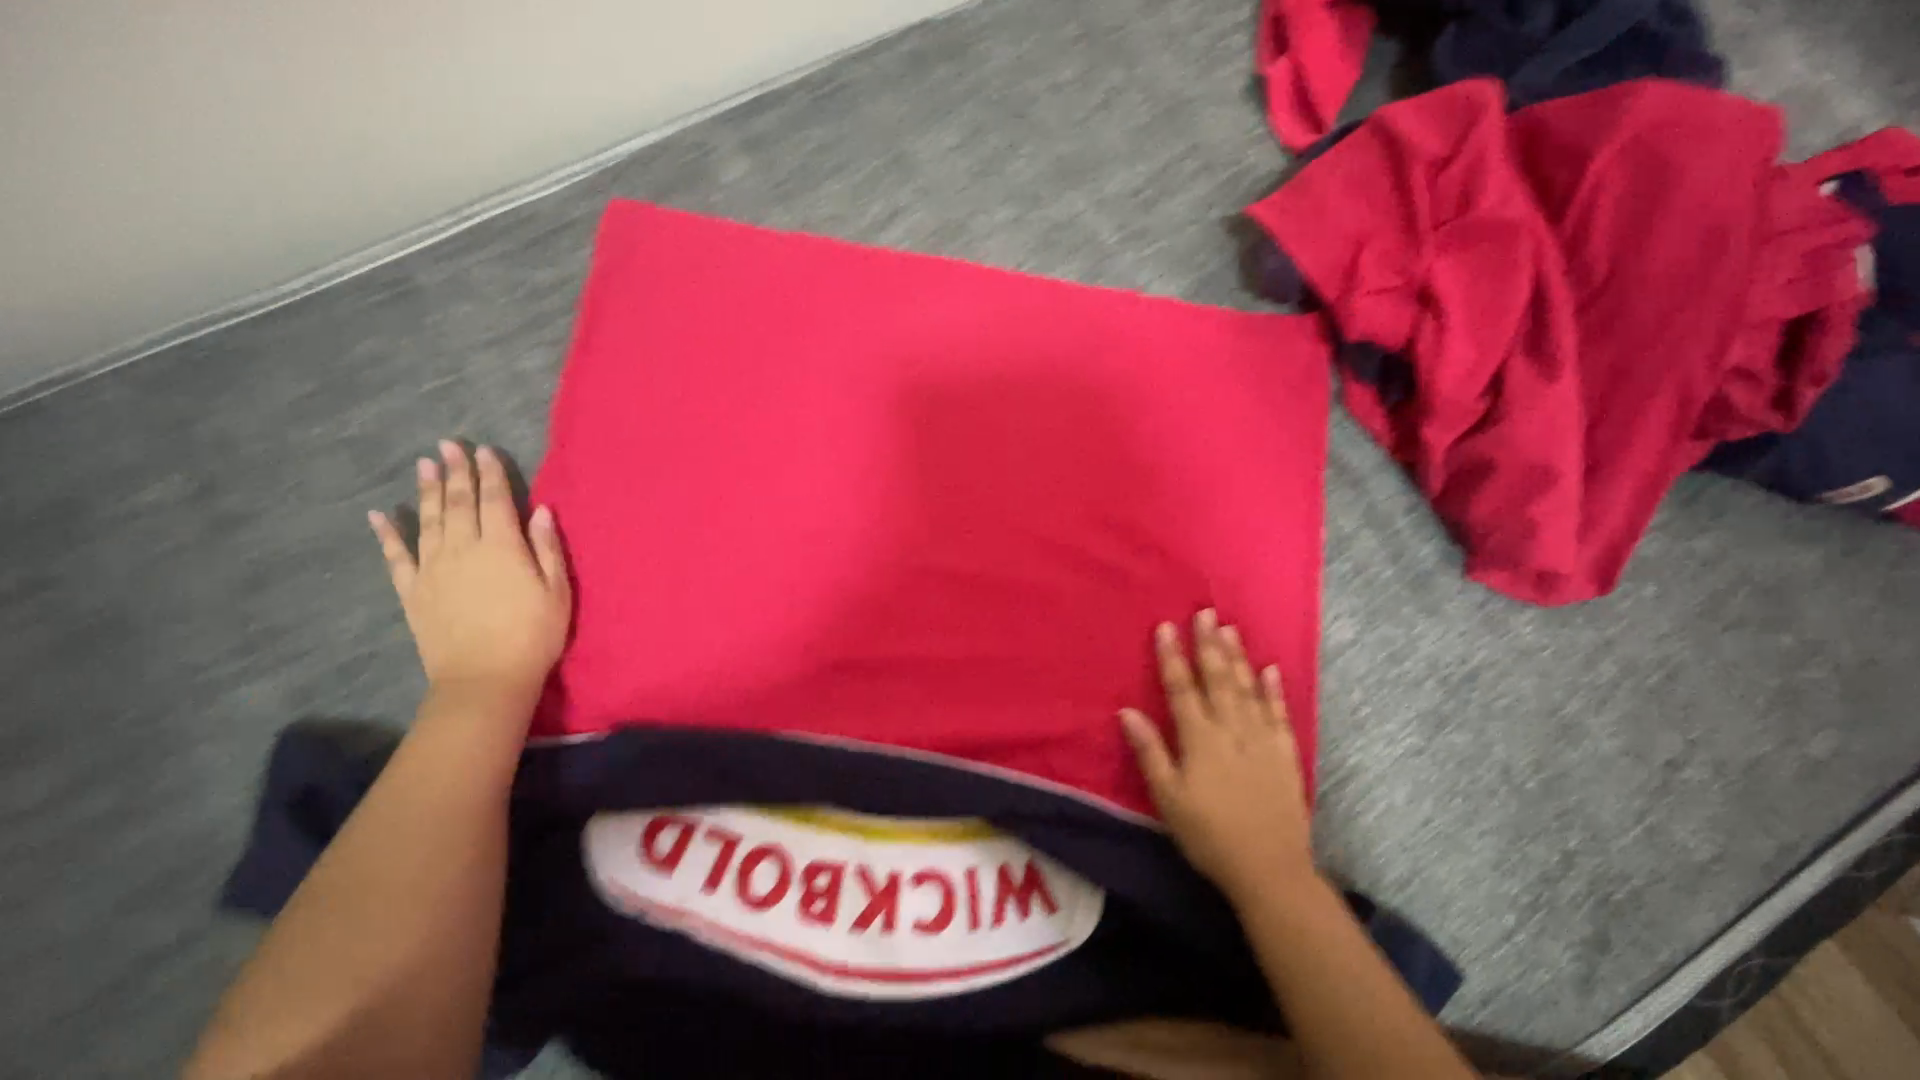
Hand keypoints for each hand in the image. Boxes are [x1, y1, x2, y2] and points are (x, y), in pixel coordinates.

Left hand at [368, 440, 571, 701]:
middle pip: (458, 502)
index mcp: (502, 547)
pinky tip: (380, 514)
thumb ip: (547, 549)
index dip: (491, 473)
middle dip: (456, 472)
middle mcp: (463, 549)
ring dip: (427, 490)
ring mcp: (433, 568)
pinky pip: (396, 556)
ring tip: (424, 464)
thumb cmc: (533, 636)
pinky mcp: (413, 591)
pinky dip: (387, 534)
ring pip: (428, 520)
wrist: (484, 679)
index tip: (485, 450)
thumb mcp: (557, 593)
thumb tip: (541, 511)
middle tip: (449, 445)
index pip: (496, 500)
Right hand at [1120, 609, 1314, 902]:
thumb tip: (1127, 712)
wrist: (1269, 868)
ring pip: (1247, 689)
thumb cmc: (1209, 836)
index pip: (1182, 689)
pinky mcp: (1286, 754)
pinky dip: (1273, 690)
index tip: (1166, 626)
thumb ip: (1150, 753)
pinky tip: (1270, 670)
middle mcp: (1232, 730)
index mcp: (1200, 740)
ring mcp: (1262, 740)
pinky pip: (1279, 713)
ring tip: (1230, 629)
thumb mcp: (1168, 799)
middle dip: (1209, 645)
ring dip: (1237, 658)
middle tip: (1205, 612)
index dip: (1172, 657)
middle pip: (1218, 679)